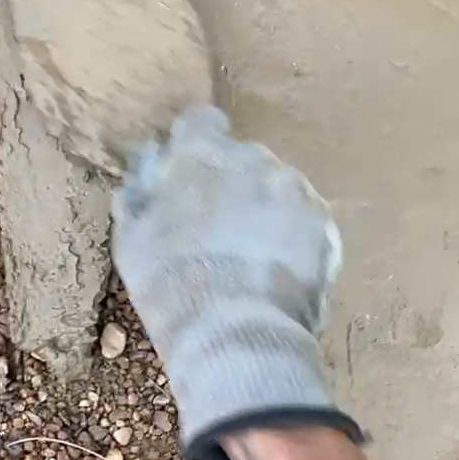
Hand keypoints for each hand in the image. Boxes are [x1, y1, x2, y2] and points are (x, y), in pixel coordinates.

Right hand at [110, 105, 360, 459]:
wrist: (235, 336)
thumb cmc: (173, 289)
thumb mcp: (135, 246)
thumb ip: (139, 204)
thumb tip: (138, 185)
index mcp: (203, 154)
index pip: (201, 124)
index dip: (196, 151)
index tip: (190, 181)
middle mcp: (255, 158)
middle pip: (244, 161)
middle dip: (234, 188)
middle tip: (221, 235)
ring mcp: (296, 191)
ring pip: (279, 191)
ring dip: (267, 214)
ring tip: (254, 264)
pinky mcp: (323, 227)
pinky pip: (307, 225)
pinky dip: (295, 244)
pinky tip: (278, 278)